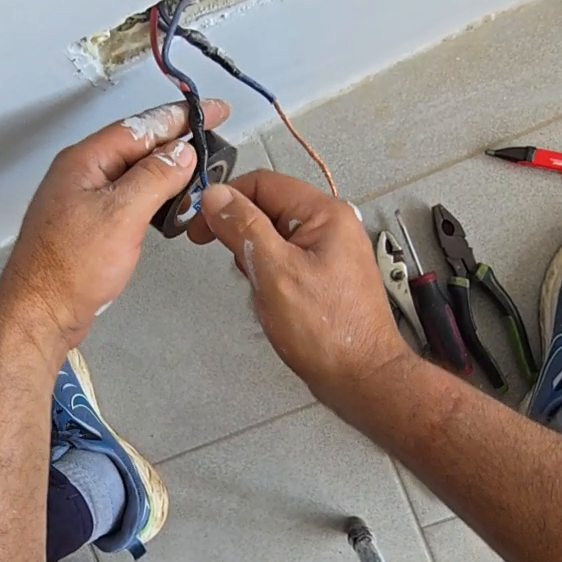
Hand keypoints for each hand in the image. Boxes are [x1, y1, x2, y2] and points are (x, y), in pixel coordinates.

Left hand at [0, 99, 229, 351]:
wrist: (42, 313)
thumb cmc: (67, 270)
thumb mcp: (122, 215)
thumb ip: (155, 178)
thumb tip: (182, 153)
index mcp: (84, 162)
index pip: (140, 127)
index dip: (180, 117)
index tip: (213, 112)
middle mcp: (81, 176)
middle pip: (136, 147)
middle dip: (176, 142)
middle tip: (212, 143)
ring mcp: (83, 202)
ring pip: (133, 175)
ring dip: (166, 173)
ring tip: (197, 175)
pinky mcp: (89, 228)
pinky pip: (127, 200)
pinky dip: (153, 199)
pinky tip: (167, 208)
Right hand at [189, 171, 413, 404]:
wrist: (360, 377)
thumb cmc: (329, 332)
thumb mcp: (274, 271)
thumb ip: (243, 228)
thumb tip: (217, 197)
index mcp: (325, 214)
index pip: (263, 183)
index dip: (226, 199)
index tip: (201, 221)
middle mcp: (331, 228)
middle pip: (267, 209)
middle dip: (241, 236)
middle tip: (232, 263)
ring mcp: (328, 254)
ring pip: (273, 239)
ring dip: (254, 262)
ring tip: (261, 291)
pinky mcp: (323, 278)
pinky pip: (284, 263)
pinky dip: (268, 278)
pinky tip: (271, 303)